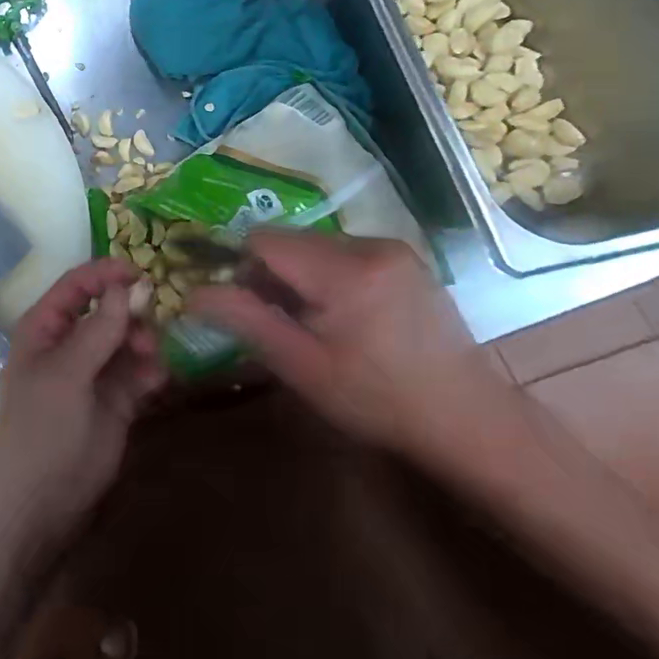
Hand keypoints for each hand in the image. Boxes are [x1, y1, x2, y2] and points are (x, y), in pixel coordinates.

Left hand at [0, 259, 165, 548]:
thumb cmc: (42, 428)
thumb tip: (127, 287)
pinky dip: (151, 370)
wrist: (44, 501)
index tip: (141, 272)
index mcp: (45, 329)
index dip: (105, 273)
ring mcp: (94, 372)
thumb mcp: (66, 374)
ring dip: (144, 341)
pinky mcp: (117, 399)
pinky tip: (156, 379)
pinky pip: (140, 371)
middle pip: (107, 309)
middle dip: (131, 312)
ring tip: (150, 359)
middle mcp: (70, 344)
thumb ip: (98, 330)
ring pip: (128, 339)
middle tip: (150, 324)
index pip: (76, 286)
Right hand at [188, 232, 519, 460]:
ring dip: (301, 274)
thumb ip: (245, 320)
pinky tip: (346, 316)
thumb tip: (191, 293)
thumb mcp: (301, 365)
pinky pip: (347, 252)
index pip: (263, 240)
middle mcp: (370, 244)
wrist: (467, 418)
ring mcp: (394, 248)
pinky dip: (330, 275)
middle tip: (281, 322)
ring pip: (317, 245)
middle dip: (272, 273)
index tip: (249, 308)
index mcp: (344, 270)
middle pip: (291, 240)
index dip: (242, 269)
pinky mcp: (408, 259)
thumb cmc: (376, 399)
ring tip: (315, 322)